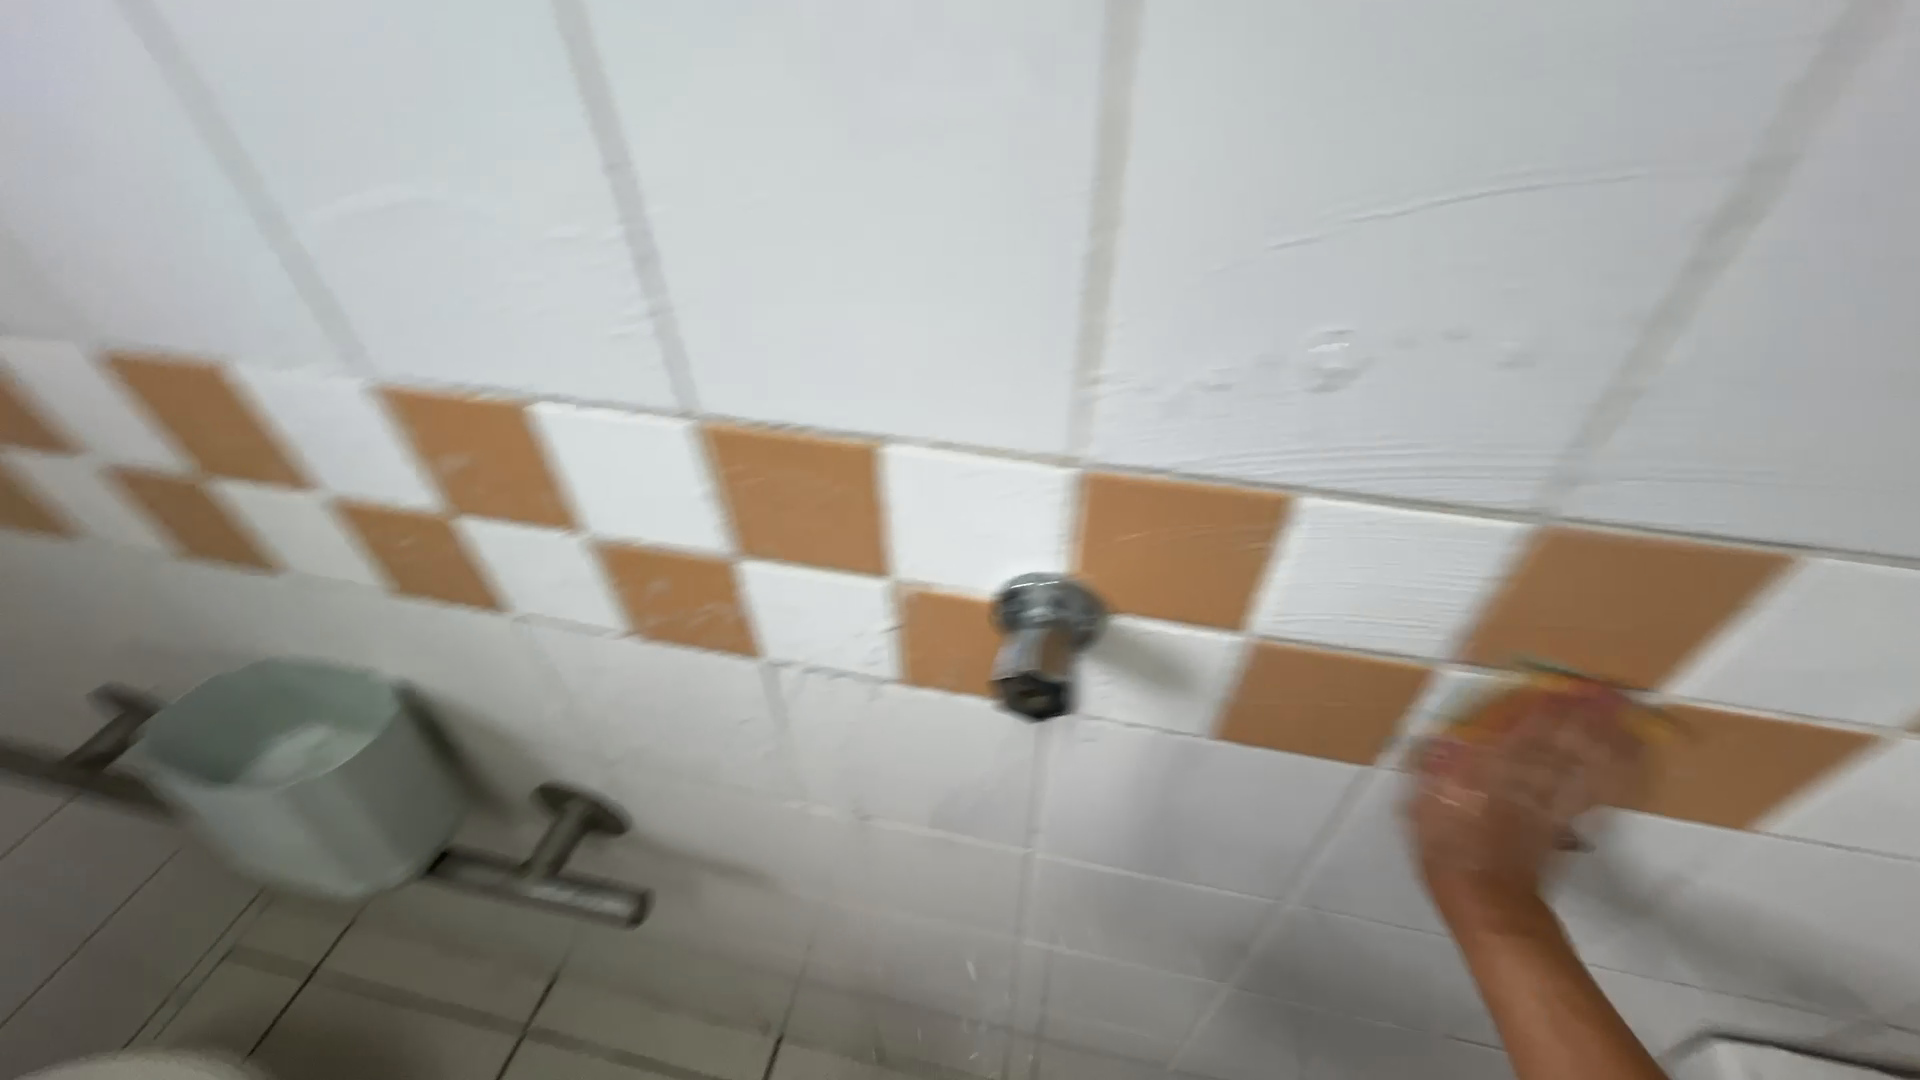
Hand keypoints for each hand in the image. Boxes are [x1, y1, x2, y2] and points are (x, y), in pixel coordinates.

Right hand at [1407, 681, 1644, 932]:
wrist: (1486, 903)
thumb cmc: (1447, 854)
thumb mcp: (1422, 811)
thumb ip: (1431, 774)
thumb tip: (1438, 740)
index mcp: (1484, 781)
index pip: (1514, 738)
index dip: (1538, 713)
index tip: (1557, 688)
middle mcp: (1522, 788)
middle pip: (1556, 747)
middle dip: (1579, 719)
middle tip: (1605, 690)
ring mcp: (1549, 806)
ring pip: (1580, 766)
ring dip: (1604, 739)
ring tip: (1624, 714)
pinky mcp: (1564, 824)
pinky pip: (1593, 795)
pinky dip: (1616, 776)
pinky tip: (1630, 759)